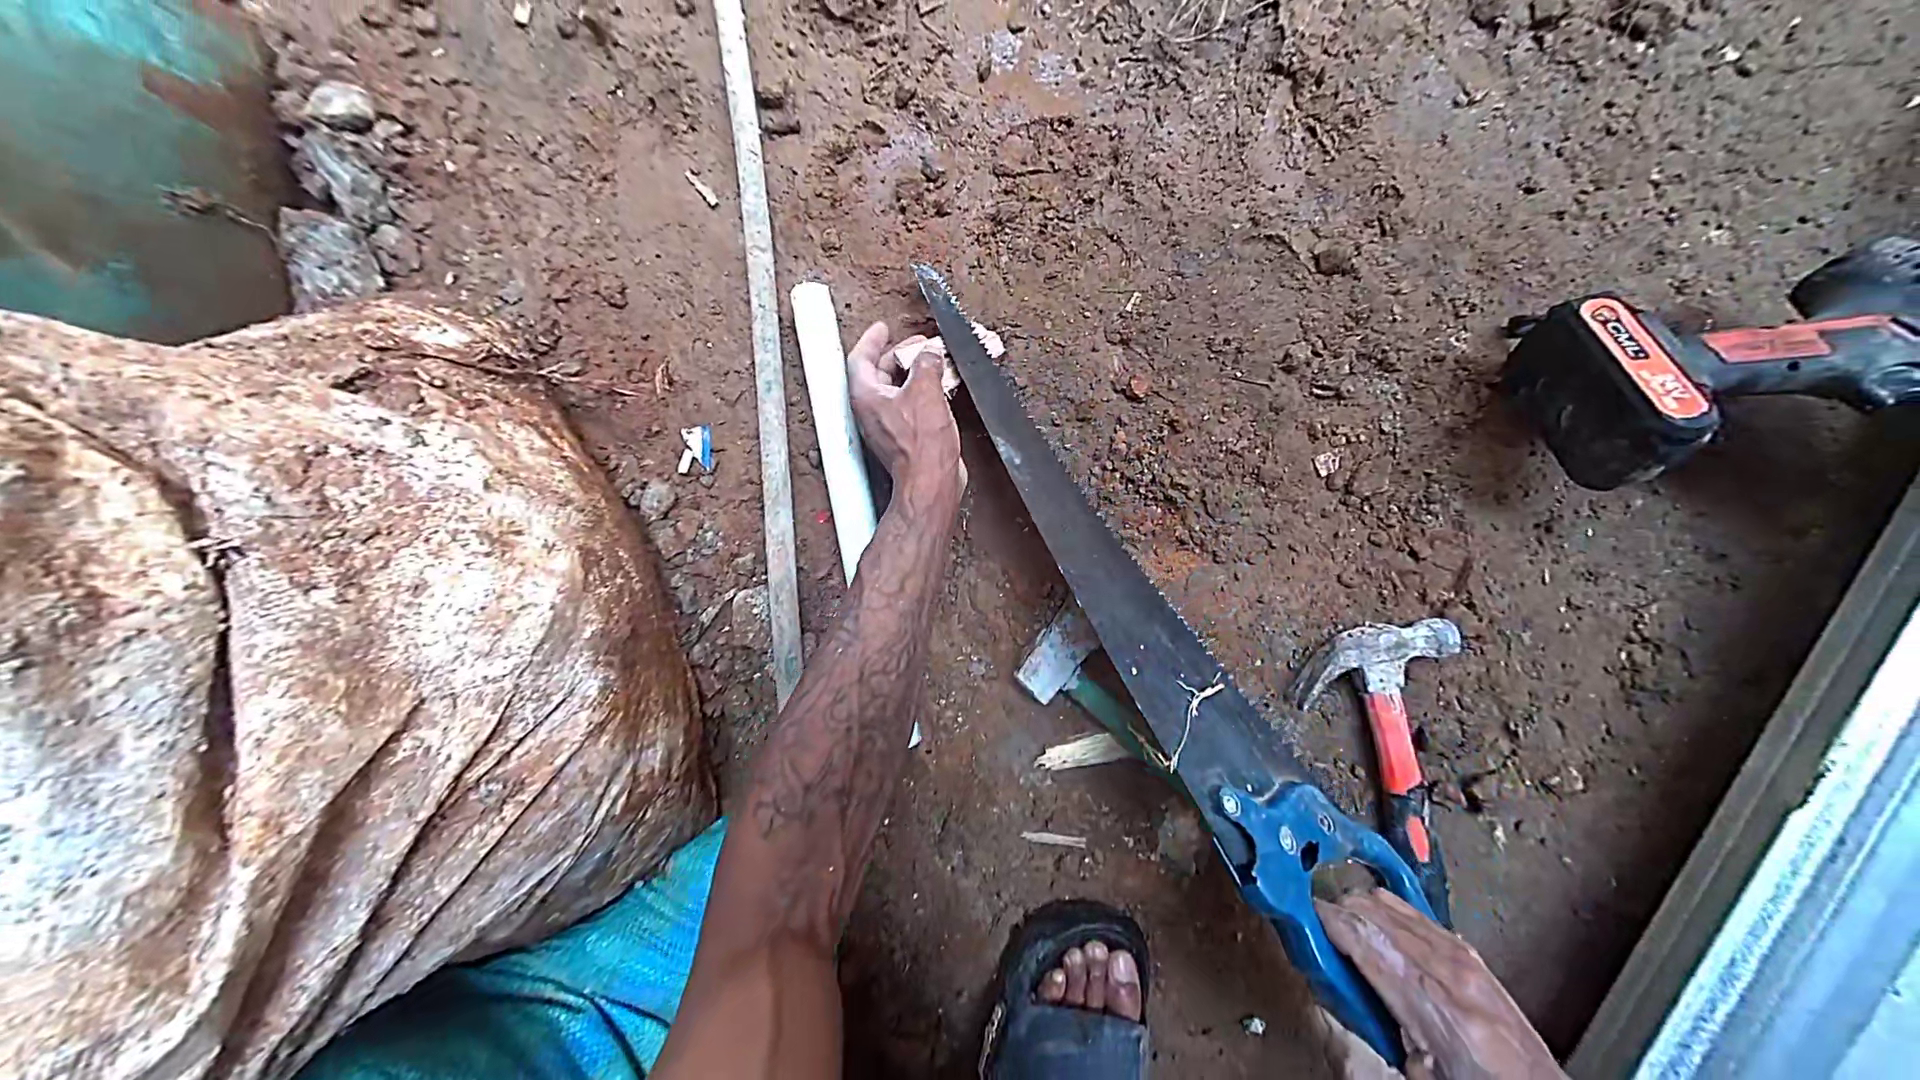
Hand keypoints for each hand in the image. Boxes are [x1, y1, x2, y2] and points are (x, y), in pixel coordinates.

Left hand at [847, 321, 965, 502]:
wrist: (931, 481)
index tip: (883, 328)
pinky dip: (922, 393)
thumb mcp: (926, 390)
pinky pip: (909, 406)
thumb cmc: (921, 445)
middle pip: (879, 373)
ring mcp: (887, 426)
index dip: (872, 340)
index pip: (860, 359)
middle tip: (920, 345)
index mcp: (866, 396)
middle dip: (900, 356)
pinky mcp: (904, 438)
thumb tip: (931, 353)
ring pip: (896, 390)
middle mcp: (872, 411)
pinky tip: (940, 388)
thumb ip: (927, 363)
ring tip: (933, 362)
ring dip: (914, 374)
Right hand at [1315, 889, 1564, 1079]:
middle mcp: (1453, 973)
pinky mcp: (1471, 953)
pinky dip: (1384, 911)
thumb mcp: (1417, 1075)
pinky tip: (1375, 928)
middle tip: (1313, 928)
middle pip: (1371, 910)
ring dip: (1357, 907)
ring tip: (1341, 929)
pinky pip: (1413, 912)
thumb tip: (1328, 987)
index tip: (1299, 916)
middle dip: (1335, 911)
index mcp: (1437, 1010)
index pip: (1364, 936)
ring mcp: (1465, 958)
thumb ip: (1369, 1025)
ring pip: (1389, 902)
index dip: (1324, 919)